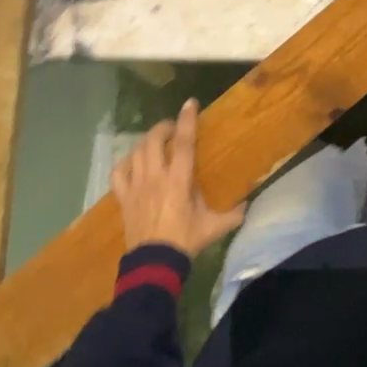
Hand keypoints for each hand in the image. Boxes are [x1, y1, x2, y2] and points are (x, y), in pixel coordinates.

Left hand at [112, 98, 245, 256]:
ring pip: (136, 152)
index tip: (190, 104)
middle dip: (163, 128)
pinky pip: (119, 172)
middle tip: (173, 128)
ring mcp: (136, 186)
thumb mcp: (215, 227)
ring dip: (146, 142)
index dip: (187, 120)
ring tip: (156, 142)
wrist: (155, 262)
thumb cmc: (186, 241)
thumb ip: (234, 213)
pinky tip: (133, 163)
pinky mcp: (123, 197)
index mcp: (179, 181)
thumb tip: (248, 202)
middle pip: (154, 140)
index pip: (184, 143)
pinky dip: (125, 162)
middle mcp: (155, 177)